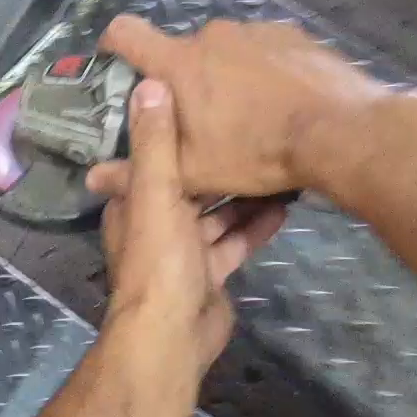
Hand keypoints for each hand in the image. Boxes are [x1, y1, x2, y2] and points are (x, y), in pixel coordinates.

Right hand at [86, 16, 388, 198]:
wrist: (343, 132)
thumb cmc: (255, 152)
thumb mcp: (190, 173)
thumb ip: (137, 172)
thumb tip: (91, 180)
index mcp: (178, 64)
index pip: (126, 33)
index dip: (113, 43)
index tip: (114, 61)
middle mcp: (212, 35)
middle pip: (179, 53)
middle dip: (181, 83)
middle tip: (196, 123)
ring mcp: (255, 30)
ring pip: (222, 53)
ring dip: (222, 78)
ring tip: (245, 119)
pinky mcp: (292, 35)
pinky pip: (260, 52)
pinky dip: (259, 74)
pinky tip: (278, 106)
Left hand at [98, 78, 287, 384]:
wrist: (172, 333)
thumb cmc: (159, 258)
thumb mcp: (156, 191)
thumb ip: (156, 142)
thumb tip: (147, 83)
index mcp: (132, 203)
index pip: (154, 159)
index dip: (181, 136)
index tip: (212, 107)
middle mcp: (153, 224)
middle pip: (191, 187)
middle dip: (222, 166)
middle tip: (260, 136)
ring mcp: (181, 252)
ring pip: (215, 215)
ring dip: (243, 196)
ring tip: (280, 167)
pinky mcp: (207, 275)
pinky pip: (231, 243)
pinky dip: (253, 228)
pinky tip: (284, 208)